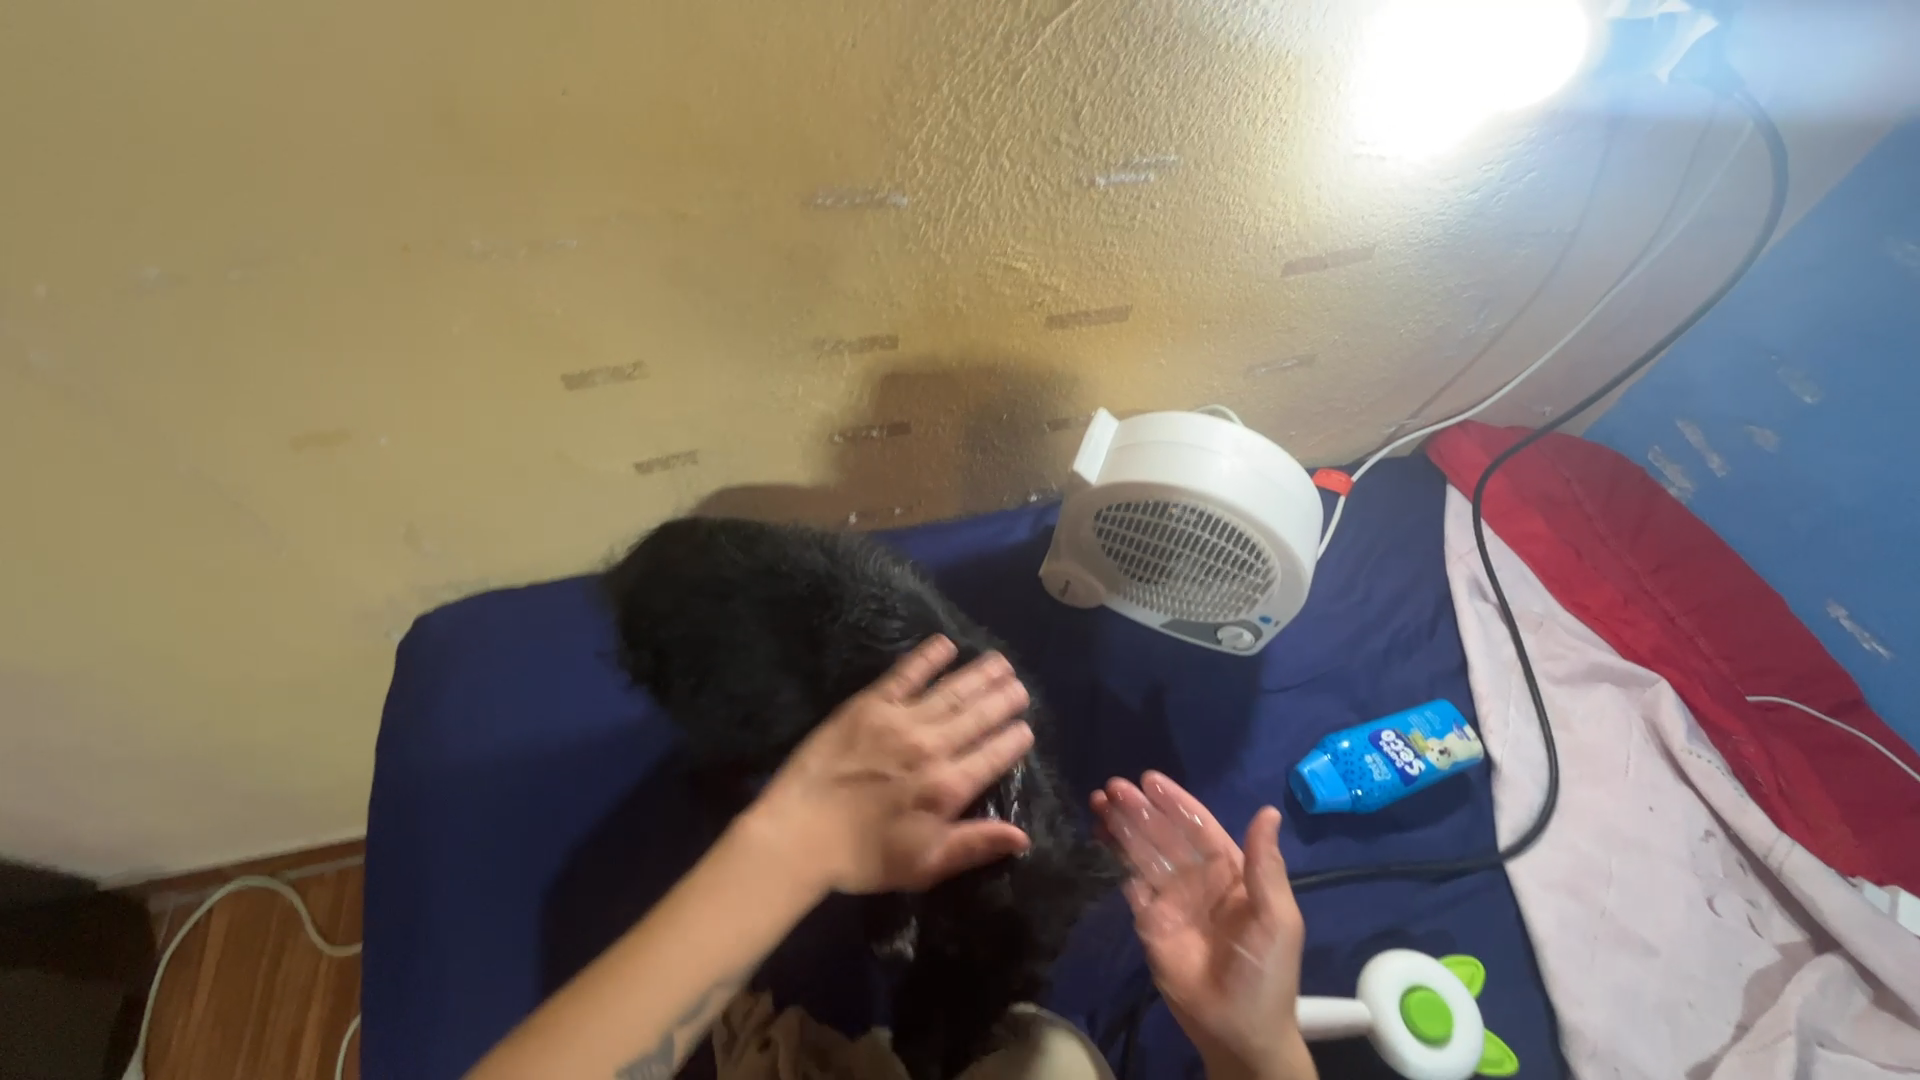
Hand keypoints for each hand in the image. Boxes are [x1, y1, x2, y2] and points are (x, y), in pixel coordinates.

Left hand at [747, 635, 1035, 895]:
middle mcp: (931, 747)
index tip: (1026, 728)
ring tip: (999, 662)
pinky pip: (906, 674)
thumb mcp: (924, 864)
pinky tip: (944, 644)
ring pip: (951, 691)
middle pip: (977, 717)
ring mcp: (900, 721)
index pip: (993, 756)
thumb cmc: (863, 857)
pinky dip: (927, 658)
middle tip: (1020, 686)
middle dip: (1003, 700)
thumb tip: (1022, 834)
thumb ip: (975, 845)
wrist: (799, 834)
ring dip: (978, 675)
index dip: (1013, 740)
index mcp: (947, 787)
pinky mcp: (869, 705)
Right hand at [1092, 773, 1314, 1079]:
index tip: (1150, 780)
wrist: (1237, 1030)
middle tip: (1113, 786)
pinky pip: (1129, 880)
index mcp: (1231, 872)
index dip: (1175, 803)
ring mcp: (1170, 898)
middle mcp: (1197, 878)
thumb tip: (1267, 811)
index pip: (1199, 827)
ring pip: (1142, 851)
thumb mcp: (1276, 918)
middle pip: (1164, 834)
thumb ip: (1265, 865)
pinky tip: (1101, 834)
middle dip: (1140, 809)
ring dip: (1122, 825)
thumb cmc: (1264, 971)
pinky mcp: (1147, 920)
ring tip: (1099, 800)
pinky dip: (1115, 856)